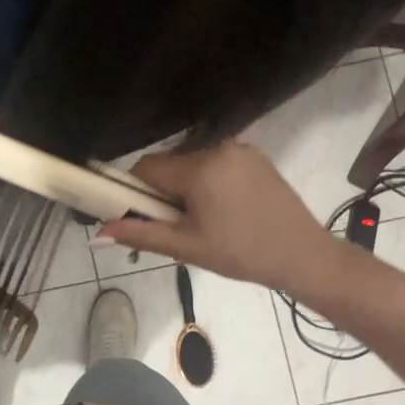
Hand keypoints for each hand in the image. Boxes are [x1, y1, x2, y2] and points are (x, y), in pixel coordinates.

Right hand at [96, 143, 343, 291]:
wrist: (304, 256)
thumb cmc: (242, 254)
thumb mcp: (187, 247)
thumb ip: (141, 234)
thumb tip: (100, 234)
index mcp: (200, 167)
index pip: (146, 168)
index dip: (134, 192)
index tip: (139, 218)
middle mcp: (219, 148)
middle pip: (169, 165)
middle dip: (162, 193)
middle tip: (175, 228)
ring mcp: (241, 150)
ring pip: (192, 165)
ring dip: (185, 189)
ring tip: (202, 223)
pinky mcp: (256, 158)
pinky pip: (216, 166)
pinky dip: (208, 184)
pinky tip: (222, 213)